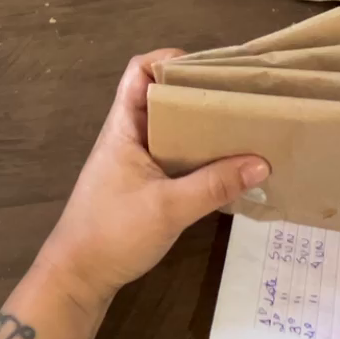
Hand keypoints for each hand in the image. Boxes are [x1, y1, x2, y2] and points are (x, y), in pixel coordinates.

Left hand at [35, 49, 268, 310]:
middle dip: (197, 91)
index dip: (169, 60)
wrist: (77, 278)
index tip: (208, 67)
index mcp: (124, 126)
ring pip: (170, 127)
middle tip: (237, 95)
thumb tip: (262, 162)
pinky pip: (173, 154)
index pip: (139, 71)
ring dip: (200, 124)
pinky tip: (225, 163)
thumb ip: (215, 185)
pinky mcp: (142, 182)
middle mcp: (128, 135)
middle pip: (161, 95)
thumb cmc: (113, 232)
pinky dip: (197, 152)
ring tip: (240, 124)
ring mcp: (134, 159)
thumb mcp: (169, 208)